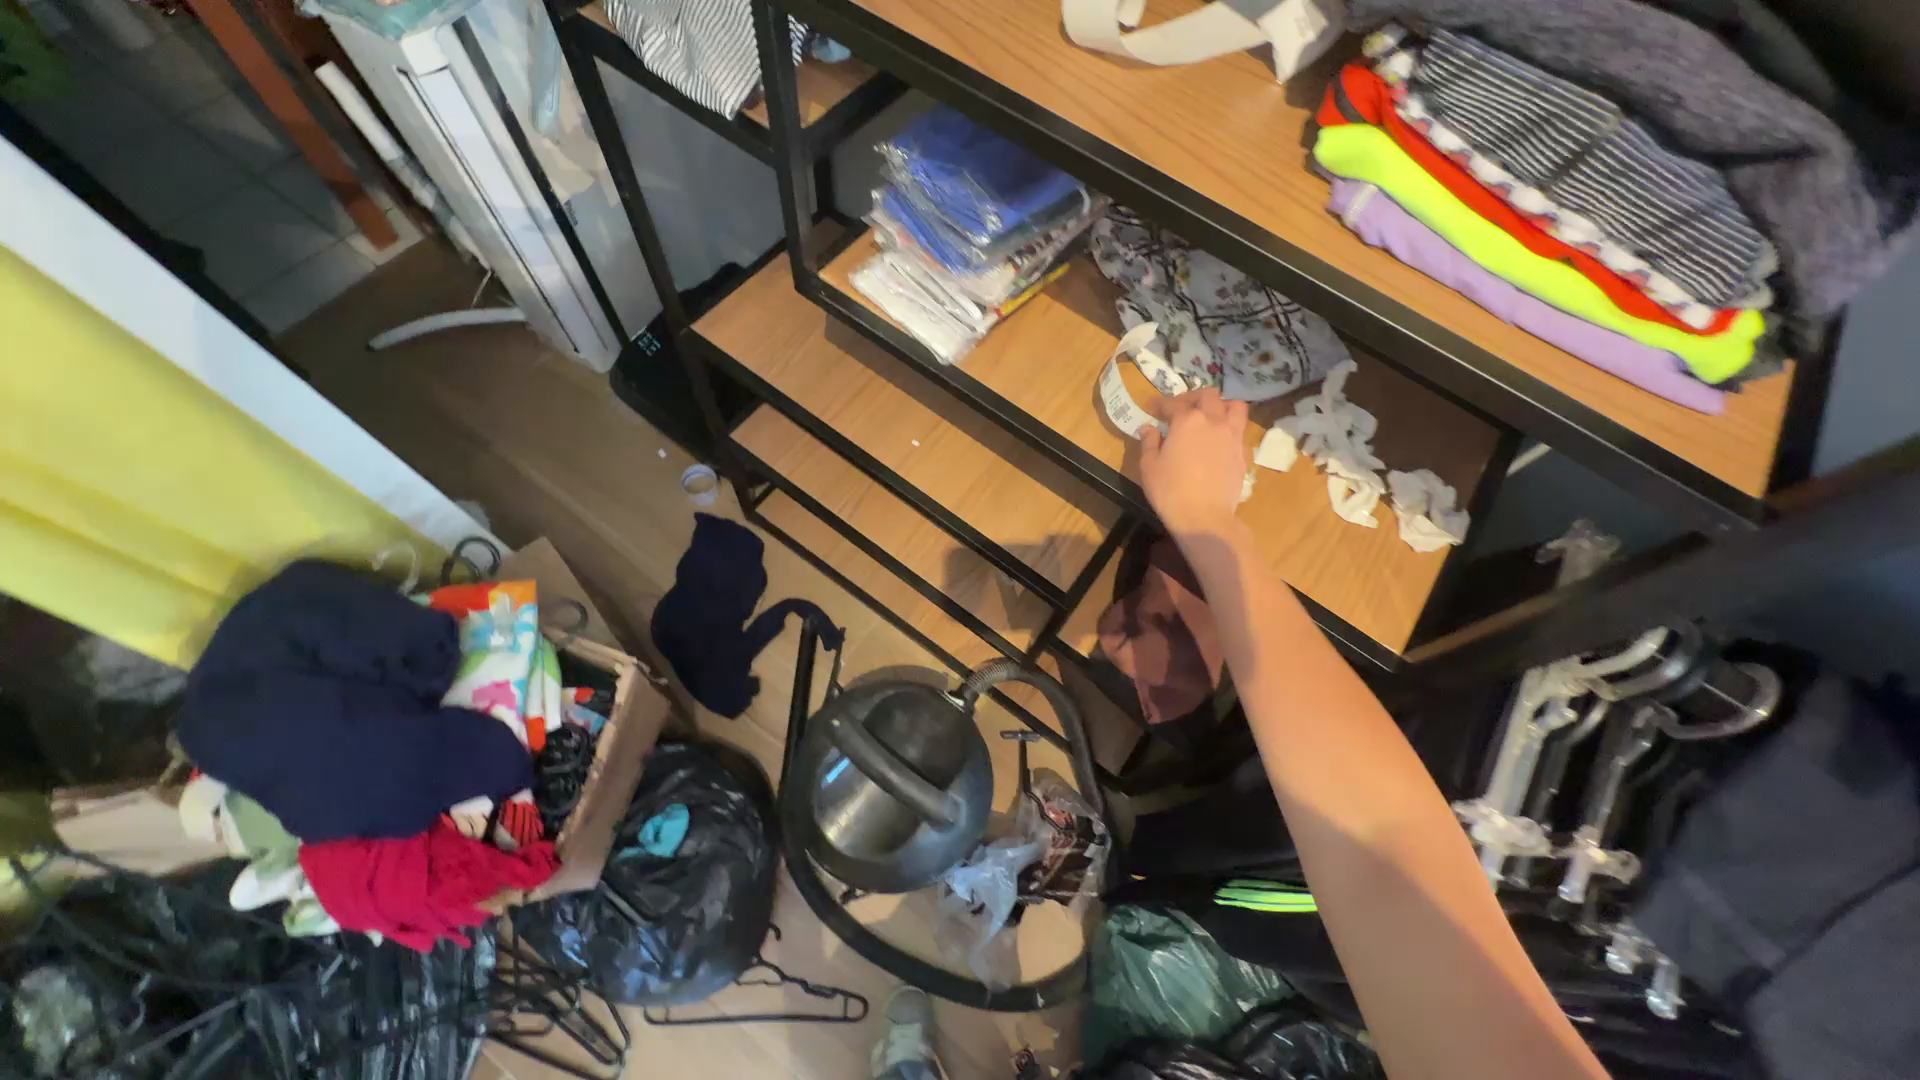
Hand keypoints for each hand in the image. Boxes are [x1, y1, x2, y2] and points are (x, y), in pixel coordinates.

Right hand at [1140, 386, 1249, 540]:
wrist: (1204, 517)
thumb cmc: (1170, 491)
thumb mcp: (1149, 467)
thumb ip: (1149, 443)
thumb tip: (1149, 428)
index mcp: (1187, 421)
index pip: (1174, 404)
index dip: (1161, 404)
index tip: (1153, 408)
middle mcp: (1213, 421)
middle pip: (1208, 396)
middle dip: (1193, 397)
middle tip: (1181, 408)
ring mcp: (1232, 436)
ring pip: (1234, 406)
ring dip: (1221, 405)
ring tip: (1210, 415)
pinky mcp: (1242, 453)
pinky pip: (1240, 429)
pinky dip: (1229, 427)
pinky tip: (1219, 439)